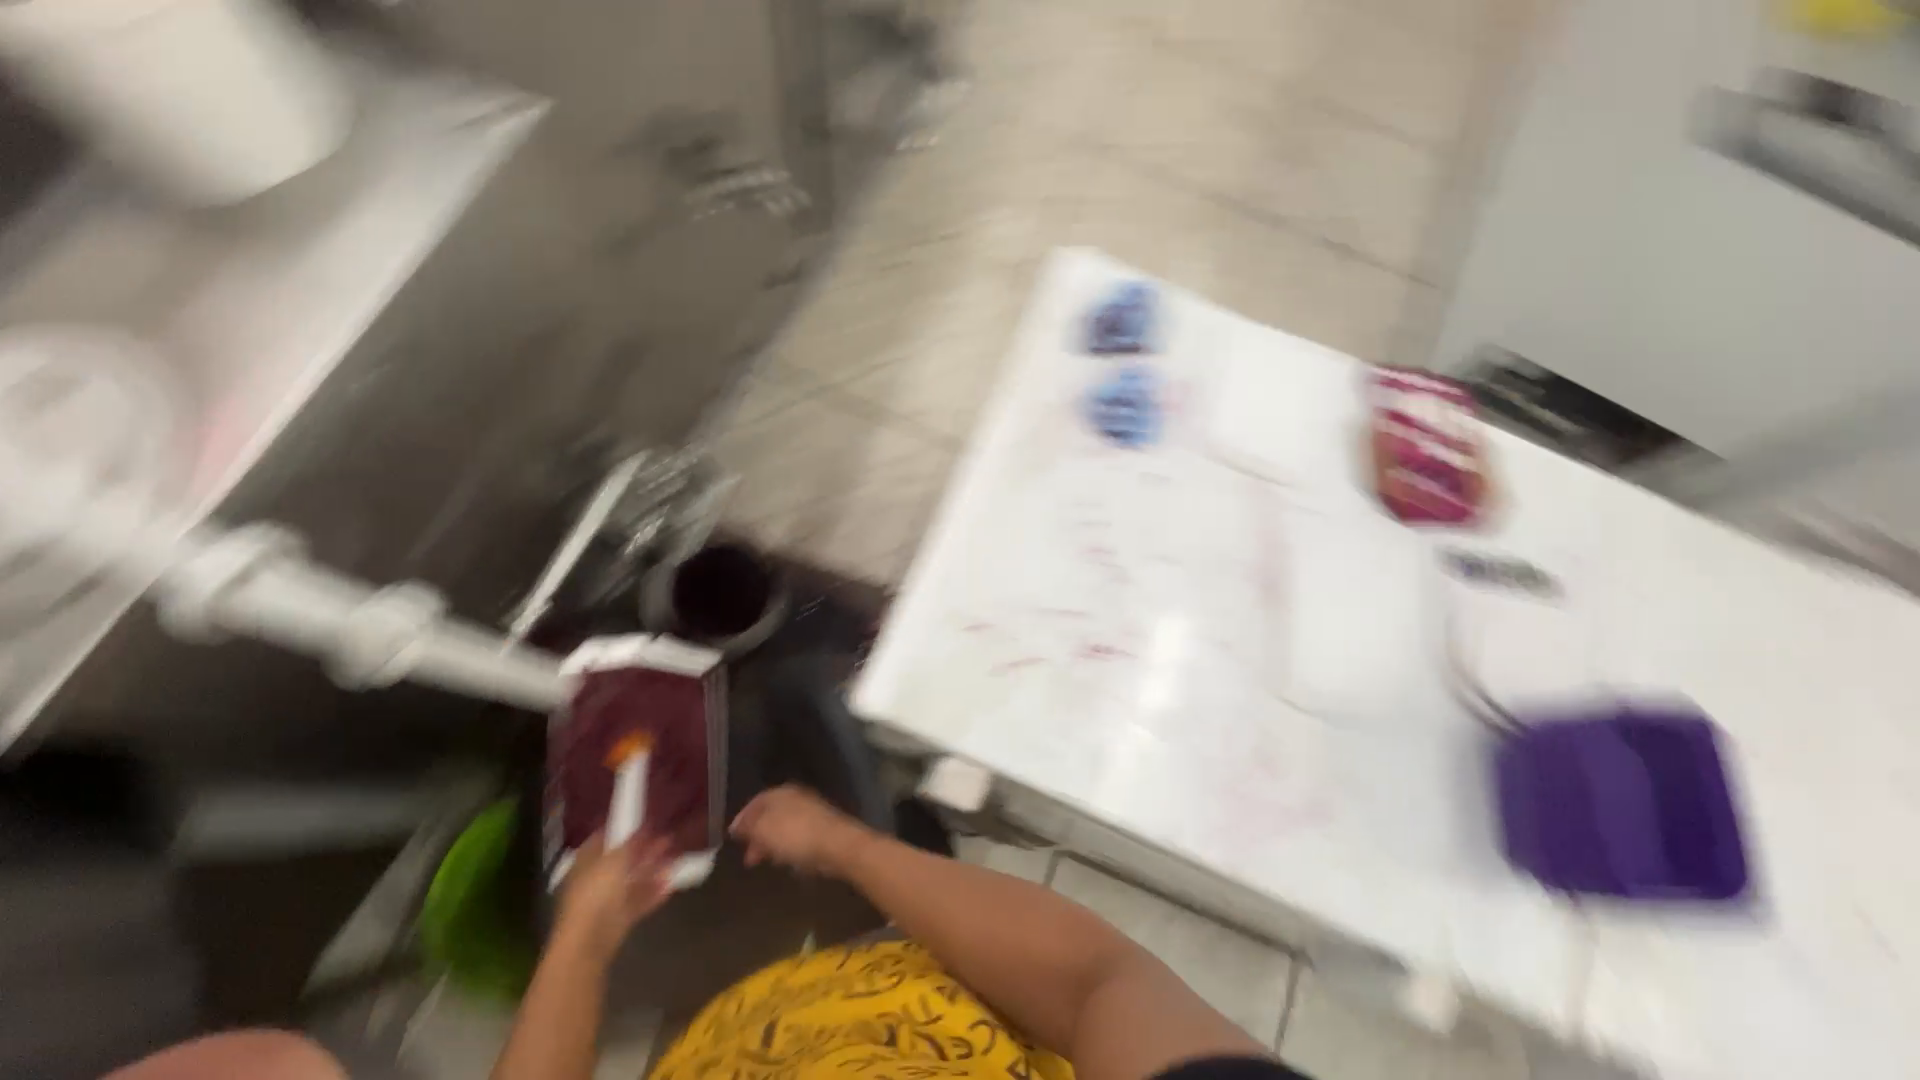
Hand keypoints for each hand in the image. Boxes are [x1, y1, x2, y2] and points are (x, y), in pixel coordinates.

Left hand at [555, 832, 673, 960]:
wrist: (589, 941)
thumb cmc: (596, 893)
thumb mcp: (615, 860)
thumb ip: (632, 843)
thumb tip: (644, 827)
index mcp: (586, 862)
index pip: (602, 840)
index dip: (622, 830)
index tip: (644, 822)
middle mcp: (595, 879)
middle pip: (622, 861)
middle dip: (645, 850)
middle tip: (667, 839)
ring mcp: (607, 900)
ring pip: (633, 881)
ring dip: (653, 870)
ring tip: (675, 859)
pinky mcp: (619, 918)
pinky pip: (639, 901)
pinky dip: (654, 893)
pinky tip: (671, 884)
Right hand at [730, 785, 875, 876]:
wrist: (838, 845)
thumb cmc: (796, 836)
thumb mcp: (763, 830)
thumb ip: (747, 826)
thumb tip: (736, 825)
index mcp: (779, 793)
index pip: (755, 802)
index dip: (742, 819)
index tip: (732, 837)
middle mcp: (795, 797)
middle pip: (769, 815)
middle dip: (756, 835)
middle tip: (747, 856)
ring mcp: (810, 812)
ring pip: (782, 827)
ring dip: (770, 843)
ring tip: (763, 861)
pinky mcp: (822, 829)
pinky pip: (796, 836)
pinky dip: (786, 847)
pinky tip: (784, 861)